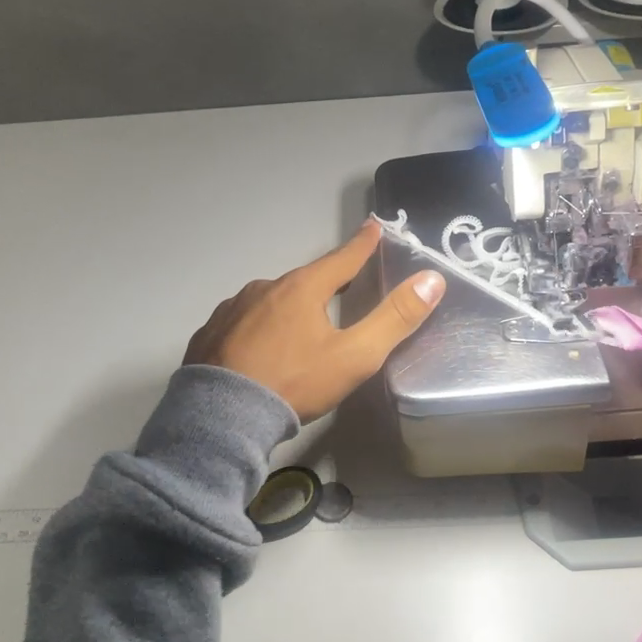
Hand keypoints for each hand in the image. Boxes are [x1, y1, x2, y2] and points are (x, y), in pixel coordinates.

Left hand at [184, 220, 445, 421]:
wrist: (222, 416)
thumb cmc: (294, 382)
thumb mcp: (354, 356)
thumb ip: (394, 319)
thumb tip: (432, 279)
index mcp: (302, 288)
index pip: (342, 258)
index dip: (362, 244)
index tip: (373, 226)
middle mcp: (265, 288)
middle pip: (304, 280)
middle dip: (323, 282)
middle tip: (340, 289)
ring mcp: (232, 308)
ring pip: (270, 301)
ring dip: (287, 309)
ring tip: (296, 333)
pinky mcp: (210, 332)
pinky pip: (241, 322)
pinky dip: (256, 329)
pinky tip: (257, 351)